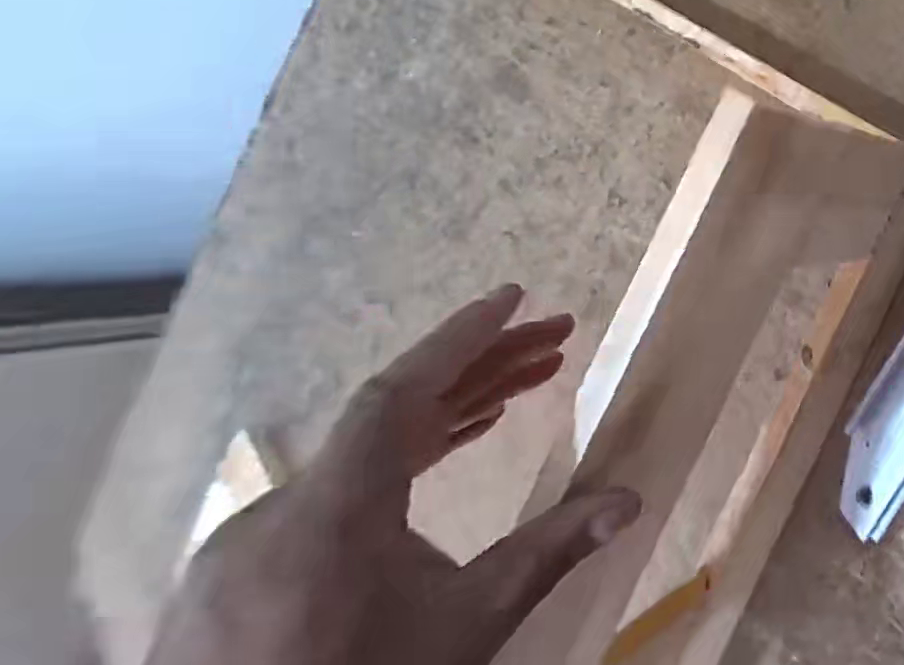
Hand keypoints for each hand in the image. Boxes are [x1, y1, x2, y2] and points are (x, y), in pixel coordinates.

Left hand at [147, 284, 641, 664]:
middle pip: (395, 410)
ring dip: (455, 405)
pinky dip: (412, 446)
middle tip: (559, 338)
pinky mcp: (251, 562)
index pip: (398, 394)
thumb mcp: (466, 626)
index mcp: (330, 514)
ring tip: (532, 380)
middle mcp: (283, 509)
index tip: (514, 296)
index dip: (461, 339)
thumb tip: (633, 500)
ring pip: (370, 444)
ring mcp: (258, 536)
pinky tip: (462, 434)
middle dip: (484, 366)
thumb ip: (548, 552)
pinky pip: (345, 478)